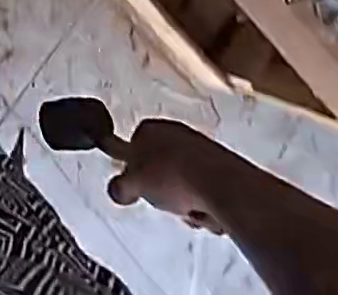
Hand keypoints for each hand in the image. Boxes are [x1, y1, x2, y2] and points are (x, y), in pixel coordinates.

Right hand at [107, 119, 225, 233]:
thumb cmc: (176, 175)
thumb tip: (116, 189)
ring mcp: (198, 146)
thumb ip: (119, 186)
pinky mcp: (221, 164)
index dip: (134, 171)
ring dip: (186, 198)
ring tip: (189, 208)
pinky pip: (206, 185)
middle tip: (165, 200)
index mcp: (148, 128)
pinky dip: (205, 199)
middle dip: (163, 188)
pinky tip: (206, 208)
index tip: (137, 185)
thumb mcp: (134, 184)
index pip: (132, 147)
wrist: (221, 185)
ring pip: (184, 178)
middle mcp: (173, 131)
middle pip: (160, 166)